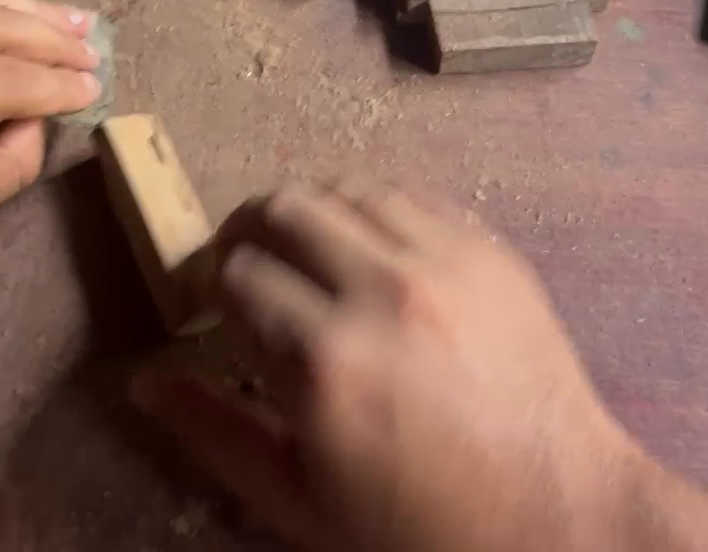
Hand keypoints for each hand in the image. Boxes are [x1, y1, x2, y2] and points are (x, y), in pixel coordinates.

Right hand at [131, 180, 647, 551]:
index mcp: (323, 364)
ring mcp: (441, 260)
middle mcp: (379, 292)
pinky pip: (407, 193)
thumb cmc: (420, 525)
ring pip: (342, 188)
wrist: (561, 512)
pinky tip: (367, 243)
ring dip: (308, 212)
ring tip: (305, 249)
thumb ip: (216, 433)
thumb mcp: (301, 504)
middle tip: (247, 259)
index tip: (217, 300)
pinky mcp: (485, 246)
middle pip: (282, 208)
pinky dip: (369, 208)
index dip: (213, 281)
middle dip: (246, 227)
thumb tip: (146, 380)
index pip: (236, 274)